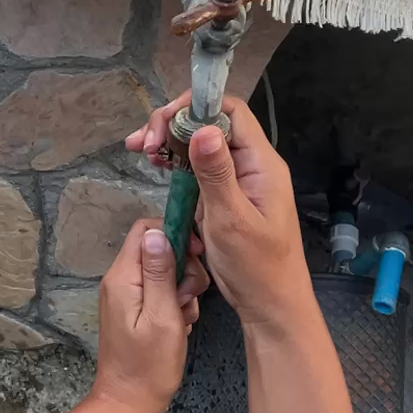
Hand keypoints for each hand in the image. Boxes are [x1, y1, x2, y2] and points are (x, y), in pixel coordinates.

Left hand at [92, 219, 209, 412]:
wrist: (130, 401)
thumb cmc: (149, 364)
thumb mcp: (162, 316)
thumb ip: (159, 273)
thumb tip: (157, 232)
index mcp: (123, 276)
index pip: (146, 229)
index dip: (176, 234)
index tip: (198, 256)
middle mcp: (120, 279)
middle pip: (158, 248)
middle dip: (184, 267)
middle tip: (190, 296)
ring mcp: (127, 294)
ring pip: (164, 271)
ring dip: (183, 289)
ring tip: (184, 316)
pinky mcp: (135, 308)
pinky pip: (161, 292)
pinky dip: (176, 304)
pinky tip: (180, 325)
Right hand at [125, 92, 312, 326]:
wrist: (270, 303)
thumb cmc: (256, 266)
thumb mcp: (231, 219)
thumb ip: (216, 173)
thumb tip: (203, 129)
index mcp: (261, 164)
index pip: (229, 112)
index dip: (194, 108)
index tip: (161, 125)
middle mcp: (250, 164)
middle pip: (210, 123)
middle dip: (173, 124)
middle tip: (142, 144)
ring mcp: (236, 179)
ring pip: (200, 143)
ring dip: (169, 141)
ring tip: (142, 151)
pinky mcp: (223, 195)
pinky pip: (197, 166)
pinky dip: (174, 161)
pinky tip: (155, 164)